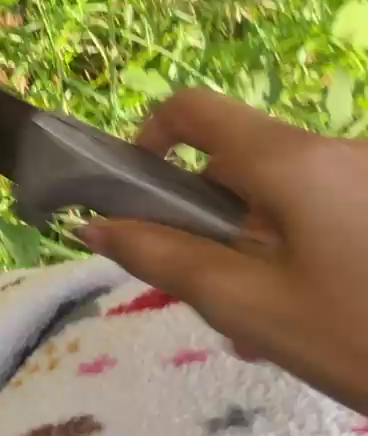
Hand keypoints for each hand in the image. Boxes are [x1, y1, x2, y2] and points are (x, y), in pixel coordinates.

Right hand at [80, 88, 367, 413]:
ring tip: (286, 324)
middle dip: (217, 224)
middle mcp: (348, 155)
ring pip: (300, 202)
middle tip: (221, 294)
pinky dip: (325, 256)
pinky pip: (348, 216)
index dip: (150, 139)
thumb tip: (93, 226)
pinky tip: (339, 318)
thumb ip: (158, 256)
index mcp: (295, 162)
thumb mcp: (249, 306)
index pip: (192, 110)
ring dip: (272, 251)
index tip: (144, 194)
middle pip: (247, 168)